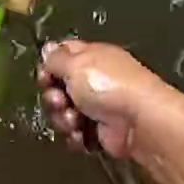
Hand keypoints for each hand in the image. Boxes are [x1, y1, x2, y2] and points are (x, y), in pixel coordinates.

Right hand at [38, 39, 154, 158]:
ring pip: (63, 113)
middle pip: (58, 88)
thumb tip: (48, 48)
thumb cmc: (107, 86)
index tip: (44, 77)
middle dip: (53, 98)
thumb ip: (56, 57)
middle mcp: (95, 80)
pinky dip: (75, 135)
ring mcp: (98, 107)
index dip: (49, 67)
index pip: (63, 57)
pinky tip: (81, 133)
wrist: (139, 122)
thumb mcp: (76, 64)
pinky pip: (75, 133)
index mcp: (93, 58)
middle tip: (60, 101)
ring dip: (63, 118)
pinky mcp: (100, 131)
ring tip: (75, 120)